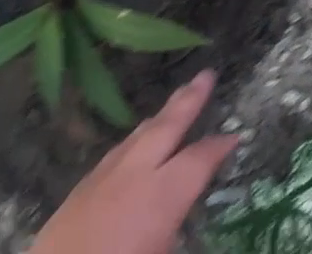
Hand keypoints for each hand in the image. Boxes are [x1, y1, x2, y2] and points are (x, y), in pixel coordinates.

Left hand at [30, 69, 238, 253]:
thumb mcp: (160, 251)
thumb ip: (175, 228)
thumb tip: (178, 219)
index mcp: (161, 195)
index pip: (199, 159)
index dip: (219, 147)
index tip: (235, 137)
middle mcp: (133, 176)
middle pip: (165, 127)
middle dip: (188, 100)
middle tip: (206, 75)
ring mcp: (101, 180)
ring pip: (136, 137)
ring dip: (159, 117)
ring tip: (175, 102)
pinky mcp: (76, 193)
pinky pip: (114, 154)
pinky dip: (133, 142)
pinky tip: (133, 146)